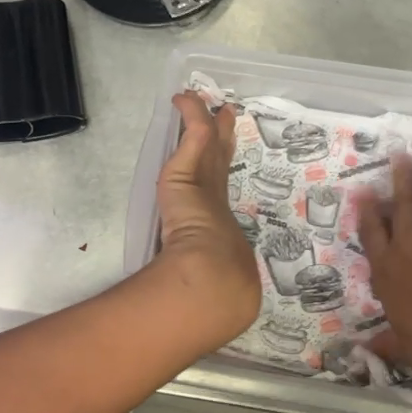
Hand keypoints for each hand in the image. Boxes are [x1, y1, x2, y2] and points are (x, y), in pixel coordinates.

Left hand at [153, 92, 259, 336]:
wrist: (212, 284)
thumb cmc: (213, 293)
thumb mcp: (212, 293)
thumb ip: (209, 295)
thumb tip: (211, 313)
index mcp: (222, 233)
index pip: (221, 197)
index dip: (223, 177)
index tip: (227, 163)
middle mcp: (220, 204)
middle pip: (221, 164)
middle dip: (224, 141)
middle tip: (228, 117)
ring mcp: (208, 186)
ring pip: (206, 145)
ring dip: (205, 122)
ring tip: (204, 101)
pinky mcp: (190, 173)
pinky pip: (192, 135)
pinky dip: (189, 115)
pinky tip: (183, 99)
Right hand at [354, 138, 411, 407]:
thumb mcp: (407, 349)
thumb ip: (388, 344)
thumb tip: (364, 349)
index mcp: (388, 273)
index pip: (374, 236)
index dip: (370, 215)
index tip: (367, 198)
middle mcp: (406, 243)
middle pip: (400, 205)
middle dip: (397, 182)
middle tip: (395, 160)